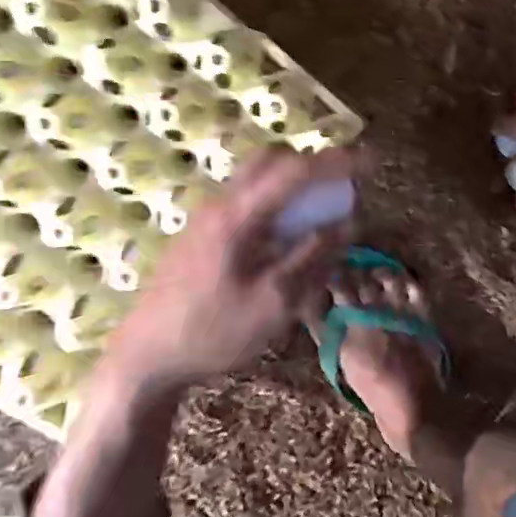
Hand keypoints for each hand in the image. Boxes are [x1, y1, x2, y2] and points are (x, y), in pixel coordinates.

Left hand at [102, 147, 354, 392]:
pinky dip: (276, 204)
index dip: (335, 162)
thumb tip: (348, 222)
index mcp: (237, 216)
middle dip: (311, 165)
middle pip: (270, 161)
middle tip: (341, 186)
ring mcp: (207, 217)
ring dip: (292, 185)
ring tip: (319, 213)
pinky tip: (285, 238)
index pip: (294, 171)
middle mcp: (220, 204)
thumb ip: (313, 257)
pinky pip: (247, 202)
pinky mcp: (202, 233)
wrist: (146, 356)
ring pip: (257, 180)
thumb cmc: (212, 332)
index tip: (369, 160)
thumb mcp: (274, 302)